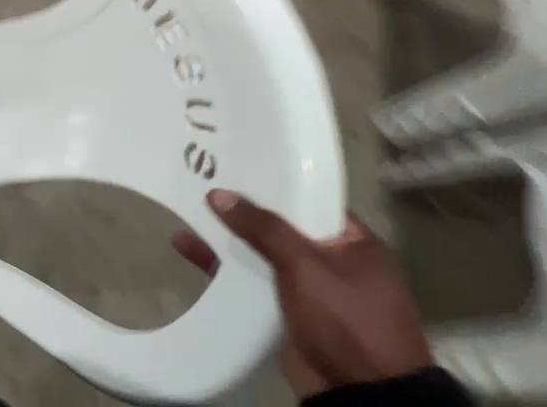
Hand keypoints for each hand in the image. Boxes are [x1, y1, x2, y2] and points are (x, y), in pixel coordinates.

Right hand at [172, 190, 433, 397]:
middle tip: (201, 179)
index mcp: (356, 244)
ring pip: (260, 252)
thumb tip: (218, 194)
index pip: (310, 199)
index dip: (274, 180)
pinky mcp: (287, 310)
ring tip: (185, 210)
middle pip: (280, 225)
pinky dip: (222, 266)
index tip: (235, 162)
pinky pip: (250, 280)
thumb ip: (264, 228)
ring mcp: (309, 287)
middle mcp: (333, 261)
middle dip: (242, 208)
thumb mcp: (307, 266)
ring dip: (226, 236)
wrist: (361, 395)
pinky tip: (187, 248)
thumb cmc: (348, 320)